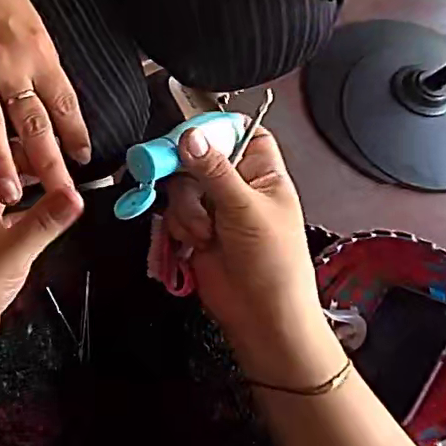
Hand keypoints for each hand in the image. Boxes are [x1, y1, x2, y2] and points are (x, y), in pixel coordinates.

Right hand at [0, 0, 91, 203]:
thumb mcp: (32, 23)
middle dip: (49, 162)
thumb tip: (50, 96)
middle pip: (34, 123)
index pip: (64, 102)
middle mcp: (10, 68)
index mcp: (39, 54)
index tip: (84, 158)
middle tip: (61, 195)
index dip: (76, 133)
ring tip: (7, 194)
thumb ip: (40, 62)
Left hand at [0, 157, 83, 357]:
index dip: (24, 147)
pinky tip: (50, 221)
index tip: (56, 140)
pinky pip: (10, 224)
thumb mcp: (14, 250)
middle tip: (67, 162)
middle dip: (31, 168)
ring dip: (32, 193)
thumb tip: (77, 192)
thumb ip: (46, 221)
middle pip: (3, 177)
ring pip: (8, 201)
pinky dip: (30, 218)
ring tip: (65, 186)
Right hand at [162, 127, 338, 385]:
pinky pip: (170, 211)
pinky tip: (196, 242)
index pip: (240, 133)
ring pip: (179, 186)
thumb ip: (214, 170)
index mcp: (262, 174)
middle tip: (174, 176)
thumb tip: (191, 137)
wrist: (259, 315)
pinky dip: (178, 226)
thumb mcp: (246, 209)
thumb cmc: (274, 266)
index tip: (191, 135)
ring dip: (186, 210)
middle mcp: (235, 186)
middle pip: (197, 157)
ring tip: (205, 233)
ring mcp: (212, 207)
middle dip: (188, 175)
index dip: (216, 129)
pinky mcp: (192, 226)